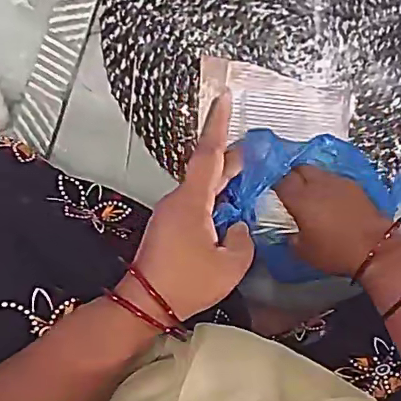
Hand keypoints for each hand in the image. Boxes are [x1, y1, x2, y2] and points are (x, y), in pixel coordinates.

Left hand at [124, 90, 254, 319]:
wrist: (146, 303)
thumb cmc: (187, 283)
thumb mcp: (231, 265)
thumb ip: (243, 239)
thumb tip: (237, 227)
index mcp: (193, 202)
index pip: (208, 155)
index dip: (217, 125)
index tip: (222, 97)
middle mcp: (179, 200)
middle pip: (207, 169)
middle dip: (231, 157)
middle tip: (254, 149)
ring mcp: (172, 213)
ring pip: (203, 188)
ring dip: (225, 183)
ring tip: (248, 180)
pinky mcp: (170, 227)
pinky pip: (197, 204)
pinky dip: (216, 201)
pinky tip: (231, 211)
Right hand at [273, 164, 396, 276]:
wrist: (374, 248)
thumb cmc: (335, 252)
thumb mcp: (303, 252)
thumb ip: (290, 237)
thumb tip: (289, 231)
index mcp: (300, 199)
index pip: (280, 182)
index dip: (275, 187)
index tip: (275, 196)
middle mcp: (318, 184)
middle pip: (299, 169)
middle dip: (293, 177)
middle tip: (292, 192)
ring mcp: (338, 182)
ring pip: (318, 171)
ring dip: (312, 179)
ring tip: (312, 195)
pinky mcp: (354, 186)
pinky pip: (335, 179)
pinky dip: (329, 185)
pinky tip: (331, 198)